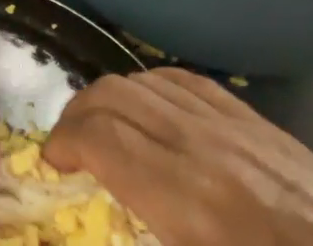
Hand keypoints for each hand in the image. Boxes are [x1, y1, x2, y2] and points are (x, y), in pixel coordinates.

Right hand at [45, 69, 312, 245]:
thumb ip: (150, 234)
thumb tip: (107, 219)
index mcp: (187, 200)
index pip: (100, 139)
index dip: (63, 143)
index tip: (54, 164)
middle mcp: (203, 148)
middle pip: (113, 97)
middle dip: (76, 115)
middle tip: (69, 147)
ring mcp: (233, 128)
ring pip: (144, 82)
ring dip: (110, 99)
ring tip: (101, 128)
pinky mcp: (258, 123)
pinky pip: (186, 83)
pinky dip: (151, 89)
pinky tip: (150, 114)